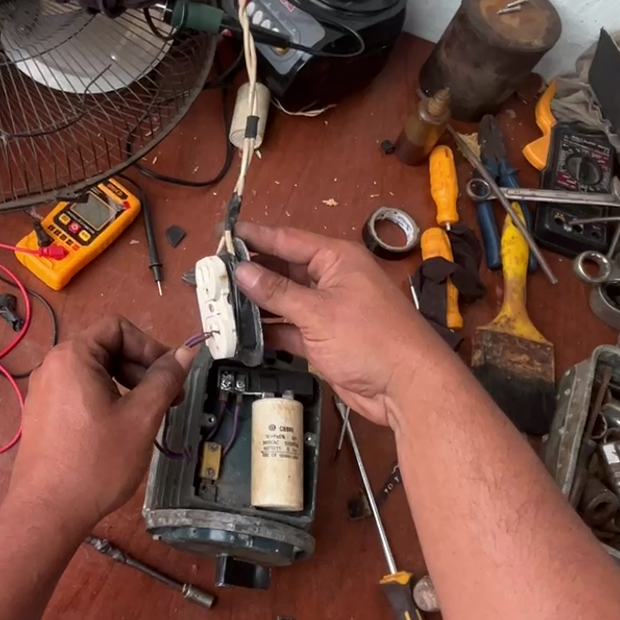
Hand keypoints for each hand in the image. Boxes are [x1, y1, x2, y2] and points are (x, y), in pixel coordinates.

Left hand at [13, 315, 195, 533]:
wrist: (47, 512)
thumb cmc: (96, 461)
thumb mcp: (140, 417)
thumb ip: (165, 379)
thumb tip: (187, 353)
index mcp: (73, 356)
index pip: (117, 327)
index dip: (150, 346)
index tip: (170, 376)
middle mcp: (53, 366)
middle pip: (106, 348)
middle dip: (141, 368)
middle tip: (168, 400)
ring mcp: (43, 392)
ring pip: (95, 372)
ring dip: (127, 385)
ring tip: (147, 417)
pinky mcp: (41, 415)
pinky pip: (80, 392)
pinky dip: (106, 400)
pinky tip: (120, 430)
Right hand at [234, 222, 458, 425]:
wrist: (406, 387)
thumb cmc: (368, 338)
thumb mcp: (318, 312)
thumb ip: (277, 292)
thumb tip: (241, 270)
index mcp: (335, 259)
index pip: (287, 239)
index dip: (255, 236)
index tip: (225, 232)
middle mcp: (330, 279)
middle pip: (282, 269)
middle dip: (250, 273)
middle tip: (213, 274)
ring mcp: (327, 311)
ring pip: (283, 301)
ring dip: (255, 305)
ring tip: (218, 303)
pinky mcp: (323, 339)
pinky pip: (289, 328)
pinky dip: (268, 331)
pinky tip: (240, 333)